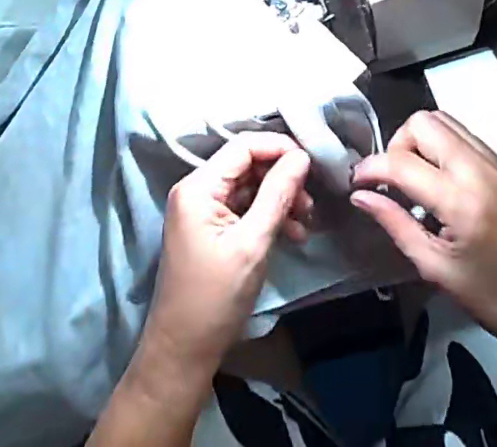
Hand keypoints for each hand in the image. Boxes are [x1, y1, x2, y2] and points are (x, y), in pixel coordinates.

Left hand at [145, 133, 314, 372]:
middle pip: (247, 164)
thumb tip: (301, 156)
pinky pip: (244, 207)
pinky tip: (292, 235)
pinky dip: (268, 216)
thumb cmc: (216, 297)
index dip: (279, 148)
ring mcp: (202, 208)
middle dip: (282, 177)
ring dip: (279, 199)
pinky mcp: (210, 226)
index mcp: (198, 187)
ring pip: (249, 186)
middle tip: (311, 201)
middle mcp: (196, 189)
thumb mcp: (253, 243)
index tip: (312, 163)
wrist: (184, 350)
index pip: (243, 146)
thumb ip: (277, 194)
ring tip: (305, 222)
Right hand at [349, 111, 496, 361]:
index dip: (371, 168)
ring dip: (419, 141)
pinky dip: (441, 146)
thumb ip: (395, 224)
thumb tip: (360, 196)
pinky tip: (440, 180)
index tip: (358, 182)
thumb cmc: (494, 298)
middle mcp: (482, 170)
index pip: (402, 162)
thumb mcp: (435, 269)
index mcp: (463, 203)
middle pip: (423, 122)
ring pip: (443, 120)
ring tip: (416, 178)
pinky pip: (463, 135)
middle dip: (397, 145)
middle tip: (394, 180)